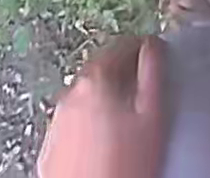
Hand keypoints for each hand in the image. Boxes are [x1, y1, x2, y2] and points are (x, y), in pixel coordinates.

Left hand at [37, 35, 166, 177]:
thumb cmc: (123, 168)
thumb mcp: (152, 115)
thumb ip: (154, 70)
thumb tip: (154, 45)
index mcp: (97, 77)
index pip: (124, 45)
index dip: (145, 50)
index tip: (158, 59)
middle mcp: (72, 92)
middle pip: (105, 68)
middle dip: (126, 75)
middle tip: (146, 92)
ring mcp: (59, 121)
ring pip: (89, 96)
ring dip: (108, 99)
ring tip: (129, 123)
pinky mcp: (52, 148)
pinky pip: (76, 123)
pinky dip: (91, 124)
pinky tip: (106, 145)